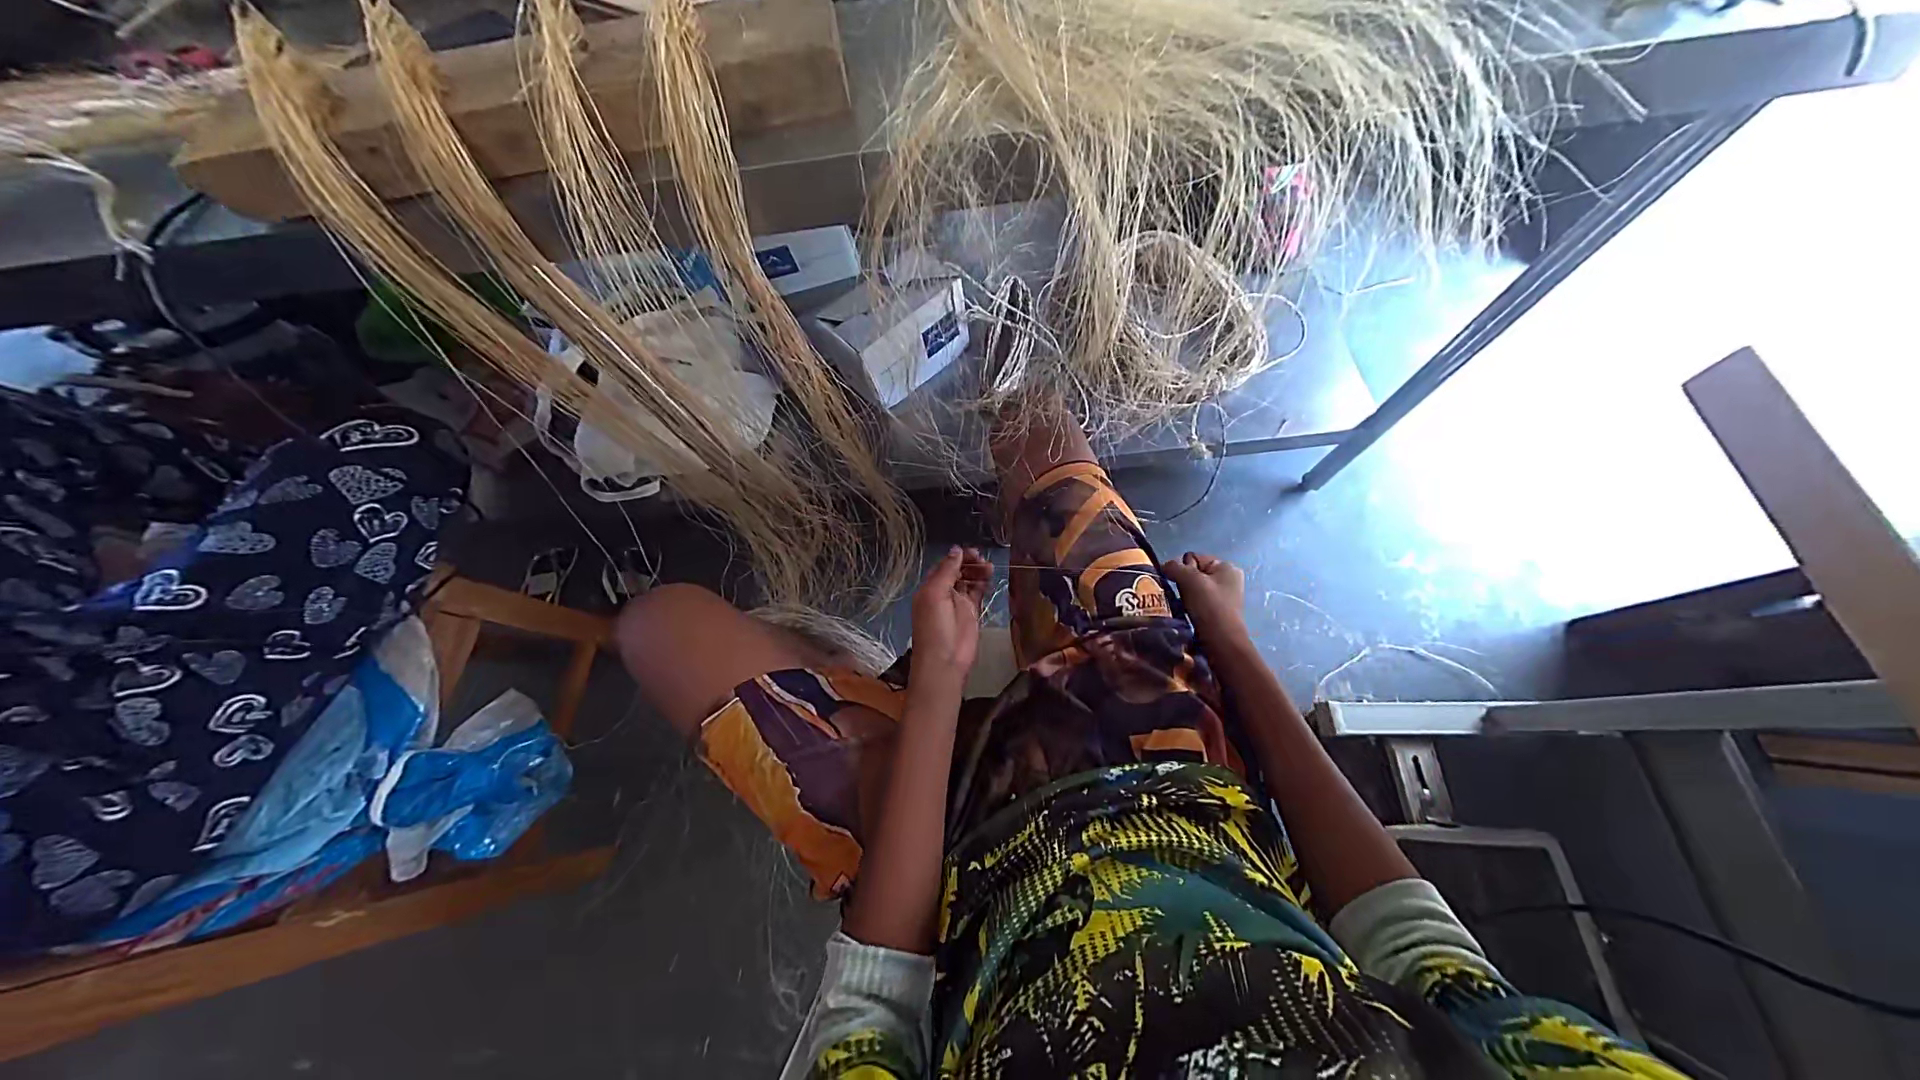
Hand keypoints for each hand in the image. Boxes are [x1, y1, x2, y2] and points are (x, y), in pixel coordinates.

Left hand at [911, 546, 990, 681]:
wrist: (945, 660)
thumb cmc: (935, 626)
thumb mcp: (935, 594)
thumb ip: (946, 571)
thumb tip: (956, 550)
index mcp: (930, 588)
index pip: (944, 566)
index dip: (956, 557)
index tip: (971, 551)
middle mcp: (943, 593)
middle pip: (957, 571)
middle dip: (969, 563)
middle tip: (983, 559)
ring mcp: (958, 603)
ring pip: (969, 580)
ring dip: (978, 571)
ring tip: (989, 567)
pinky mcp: (971, 612)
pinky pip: (977, 593)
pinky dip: (983, 583)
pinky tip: (990, 576)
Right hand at [1161, 551, 1247, 646]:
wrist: (1221, 641)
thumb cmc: (1209, 606)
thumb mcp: (1190, 580)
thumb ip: (1175, 567)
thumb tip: (1165, 566)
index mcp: (1226, 567)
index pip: (1193, 558)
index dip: (1182, 568)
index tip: (1181, 584)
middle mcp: (1227, 579)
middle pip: (1193, 573)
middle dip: (1183, 583)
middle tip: (1182, 596)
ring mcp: (1224, 596)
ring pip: (1193, 588)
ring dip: (1184, 596)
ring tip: (1183, 606)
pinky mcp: (1218, 611)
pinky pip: (1197, 601)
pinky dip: (1189, 606)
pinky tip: (1187, 613)